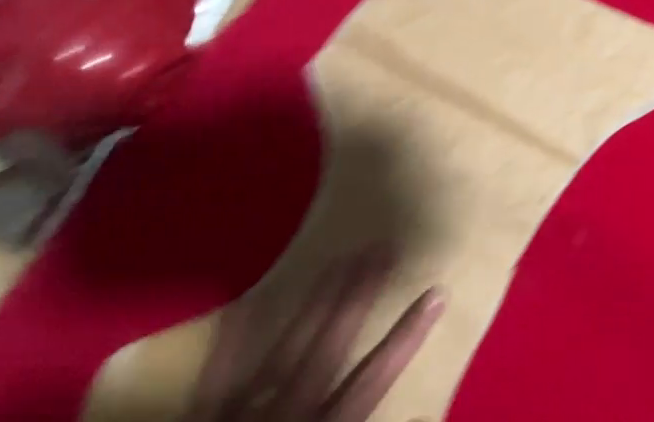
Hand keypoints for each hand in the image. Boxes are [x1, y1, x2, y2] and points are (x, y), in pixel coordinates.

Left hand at [189, 246, 444, 421]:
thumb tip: (421, 416)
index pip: (373, 379)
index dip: (407, 336)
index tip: (436, 294)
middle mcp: (288, 421)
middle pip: (329, 350)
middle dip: (359, 298)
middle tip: (383, 249)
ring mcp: (242, 420)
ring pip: (283, 351)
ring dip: (314, 303)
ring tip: (339, 260)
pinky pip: (217, 379)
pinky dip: (232, 342)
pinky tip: (247, 306)